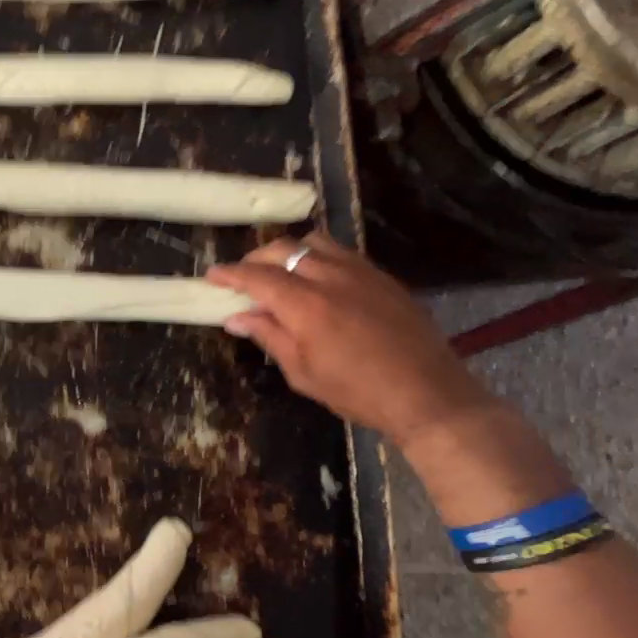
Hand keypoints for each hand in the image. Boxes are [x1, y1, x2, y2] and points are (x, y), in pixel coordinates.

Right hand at [205, 234, 496, 449]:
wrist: (427, 394)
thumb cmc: (356, 392)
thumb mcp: (302, 372)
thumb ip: (269, 336)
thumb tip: (237, 318)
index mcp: (305, 305)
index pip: (256, 277)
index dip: (229, 274)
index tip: (211, 275)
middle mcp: (330, 278)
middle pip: (282, 250)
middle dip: (255, 259)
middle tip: (243, 278)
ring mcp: (361, 273)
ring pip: (314, 243)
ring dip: (289, 253)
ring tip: (282, 273)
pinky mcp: (382, 277)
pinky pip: (342, 253)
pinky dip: (319, 258)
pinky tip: (318, 281)